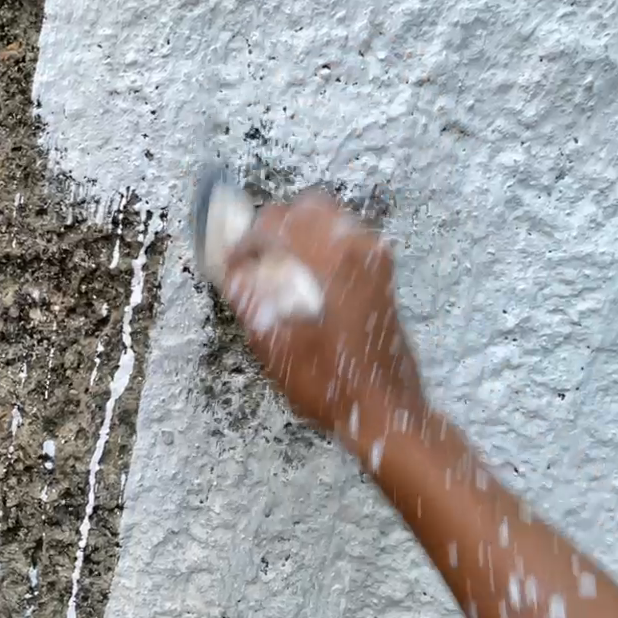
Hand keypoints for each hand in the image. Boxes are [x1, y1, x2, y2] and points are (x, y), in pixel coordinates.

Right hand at [220, 191, 425, 446]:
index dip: (244, 242)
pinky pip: (345, 238)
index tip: (230, 265)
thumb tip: (234, 277)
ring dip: (296, 234)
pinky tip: (303, 280)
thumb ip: (252, 303)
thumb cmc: (333, 385)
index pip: (275, 224)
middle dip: (272, 227)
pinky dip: (318, 245)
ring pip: (328, 219)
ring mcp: (375, 260)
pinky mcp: (382, 275)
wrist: (387, 409)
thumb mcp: (277, 348)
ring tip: (274, 269)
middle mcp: (358, 249)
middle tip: (251, 259)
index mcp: (330, 261)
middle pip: (306, 208)